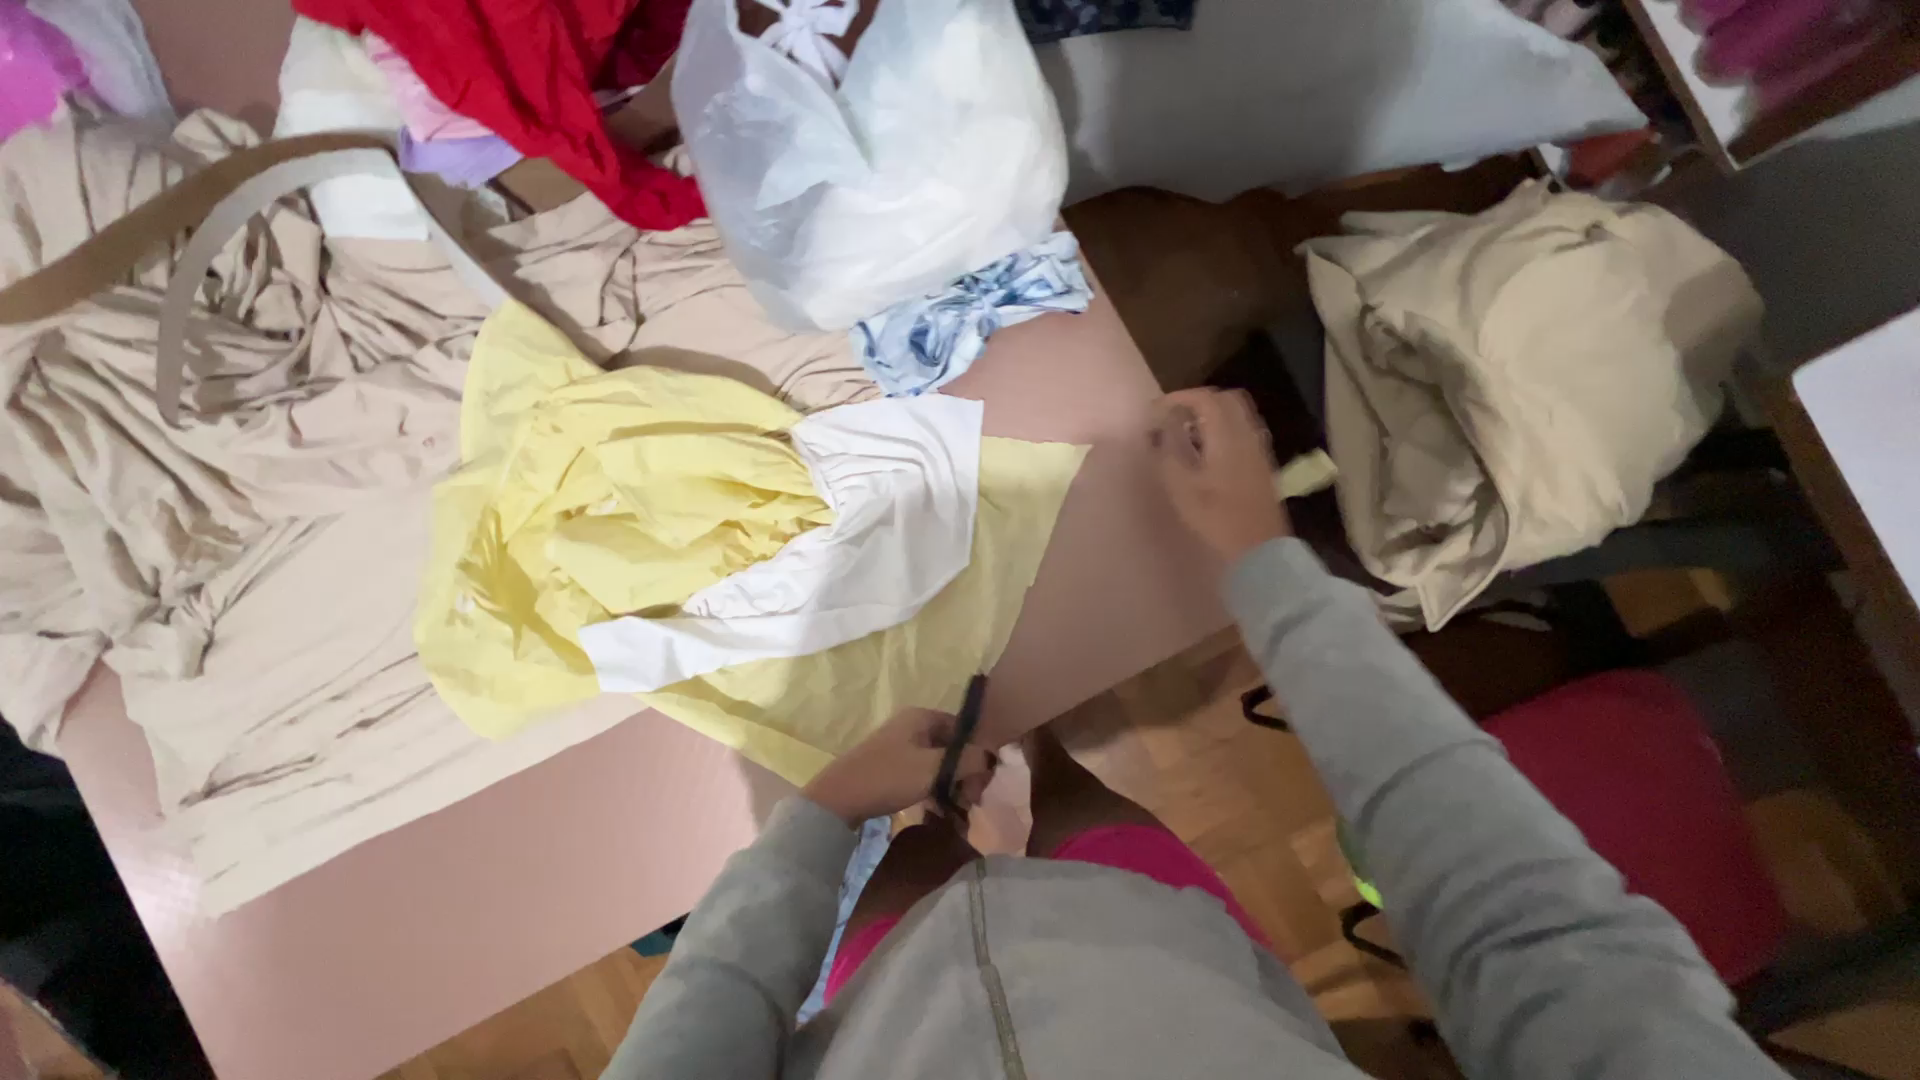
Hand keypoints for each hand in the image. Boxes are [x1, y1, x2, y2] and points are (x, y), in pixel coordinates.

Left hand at [801, 708, 996, 826]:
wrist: (839, 799)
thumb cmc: (889, 776)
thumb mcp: (934, 768)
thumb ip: (968, 760)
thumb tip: (991, 756)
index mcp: (922, 717)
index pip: (963, 729)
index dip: (978, 754)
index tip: (983, 783)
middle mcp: (912, 726)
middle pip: (952, 747)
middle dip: (966, 774)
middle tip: (971, 802)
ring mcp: (900, 747)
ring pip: (939, 764)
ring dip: (952, 785)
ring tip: (958, 811)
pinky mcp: (891, 768)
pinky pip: (923, 775)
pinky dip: (934, 790)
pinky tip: (940, 812)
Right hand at [1148, 388, 1291, 563]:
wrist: (1260, 549)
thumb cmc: (1217, 519)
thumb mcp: (1182, 488)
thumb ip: (1168, 451)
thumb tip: (1159, 426)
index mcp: (1228, 438)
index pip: (1206, 399)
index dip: (1179, 397)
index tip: (1157, 410)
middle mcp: (1248, 435)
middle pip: (1227, 399)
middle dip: (1198, 400)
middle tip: (1174, 416)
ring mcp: (1259, 449)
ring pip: (1238, 414)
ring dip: (1212, 414)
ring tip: (1187, 433)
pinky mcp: (1262, 464)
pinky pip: (1243, 430)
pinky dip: (1223, 428)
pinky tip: (1207, 451)